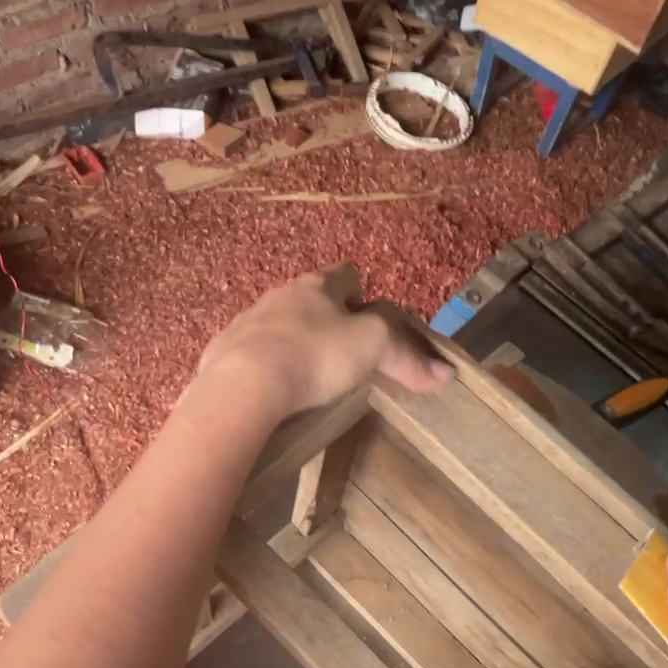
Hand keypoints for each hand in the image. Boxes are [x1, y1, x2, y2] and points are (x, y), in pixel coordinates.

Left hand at [194, 264, 451, 418]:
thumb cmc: (315, 356)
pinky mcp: (221, 354)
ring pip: (274, 326)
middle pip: (306, 300)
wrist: (243, 386)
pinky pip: (246, 355)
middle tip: (341, 353)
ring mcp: (244, 324)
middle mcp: (277, 297)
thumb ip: (408, 358)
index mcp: (315, 287)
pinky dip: (260, 368)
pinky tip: (269, 392)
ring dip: (290, 343)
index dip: (360, 292)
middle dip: (323, 320)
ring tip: (305, 376)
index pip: (344, 275)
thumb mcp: (372, 349)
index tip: (368, 318)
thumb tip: (447, 373)